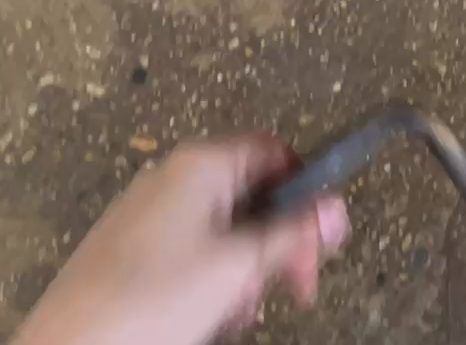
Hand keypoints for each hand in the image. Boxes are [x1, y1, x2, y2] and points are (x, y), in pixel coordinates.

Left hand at [12, 135, 347, 344]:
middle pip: (252, 190)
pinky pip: (189, 245)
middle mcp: (174, 174)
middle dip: (276, 238)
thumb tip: (341, 208)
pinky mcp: (124, 247)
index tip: (317, 239)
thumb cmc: (156, 300)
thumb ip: (296, 232)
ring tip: (239, 310)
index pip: (277, 152)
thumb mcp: (240, 266)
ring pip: (222, 223)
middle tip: (291, 286)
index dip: (306, 190)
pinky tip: (206, 312)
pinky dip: (210, 272)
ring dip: (245, 262)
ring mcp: (145, 210)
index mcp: (202, 162)